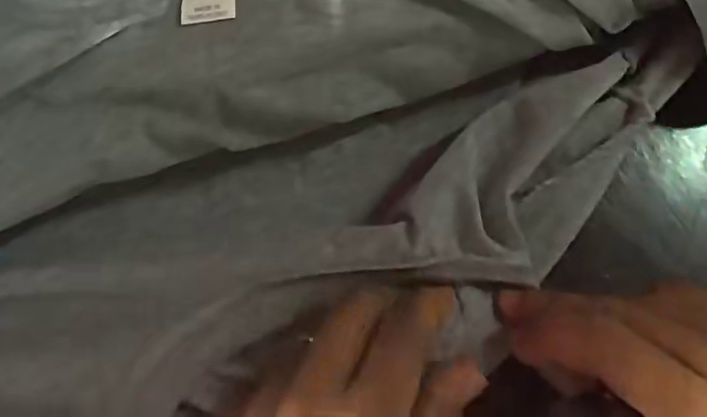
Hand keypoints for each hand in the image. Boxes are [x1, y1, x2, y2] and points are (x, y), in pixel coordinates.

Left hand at [238, 286, 488, 416]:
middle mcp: (313, 392)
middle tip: (408, 316)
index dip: (428, 305)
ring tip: (368, 345)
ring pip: (317, 328)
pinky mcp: (240, 408)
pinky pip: (283, 357)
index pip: (402, 330)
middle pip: (356, 309)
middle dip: (388, 302)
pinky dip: (311, 354)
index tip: (442, 301)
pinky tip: (322, 377)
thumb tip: (467, 365)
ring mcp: (269, 397)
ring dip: (347, 327)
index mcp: (366, 414)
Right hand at [499, 283, 706, 416]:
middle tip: (515, 309)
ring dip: (595, 307)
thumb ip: (615, 405)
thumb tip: (559, 365)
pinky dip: (640, 308)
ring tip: (559, 319)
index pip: (611, 341)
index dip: (554, 330)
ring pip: (644, 297)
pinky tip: (622, 323)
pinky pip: (678, 298)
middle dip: (562, 311)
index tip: (513, 330)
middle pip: (622, 311)